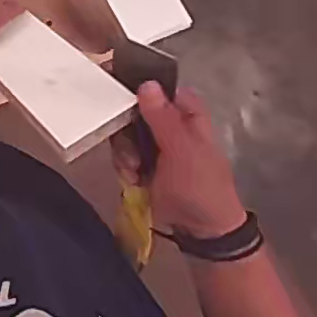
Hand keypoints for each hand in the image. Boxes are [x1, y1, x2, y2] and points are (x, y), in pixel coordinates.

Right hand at [114, 83, 248, 239]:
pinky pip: (123, 153)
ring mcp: (156, 143)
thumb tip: (146, 83)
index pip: (156, 85)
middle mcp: (169, 122)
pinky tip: (133, 179)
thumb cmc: (200, 186)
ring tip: (135, 170)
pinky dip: (124, 166)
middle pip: (132, 109)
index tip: (114, 95)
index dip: (134, 86)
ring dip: (124, 152)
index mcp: (186, 111)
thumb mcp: (182, 150)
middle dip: (126, 131)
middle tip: (131, 151)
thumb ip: (163, 117)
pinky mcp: (144, 162)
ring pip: (124, 132)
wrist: (202, 233)